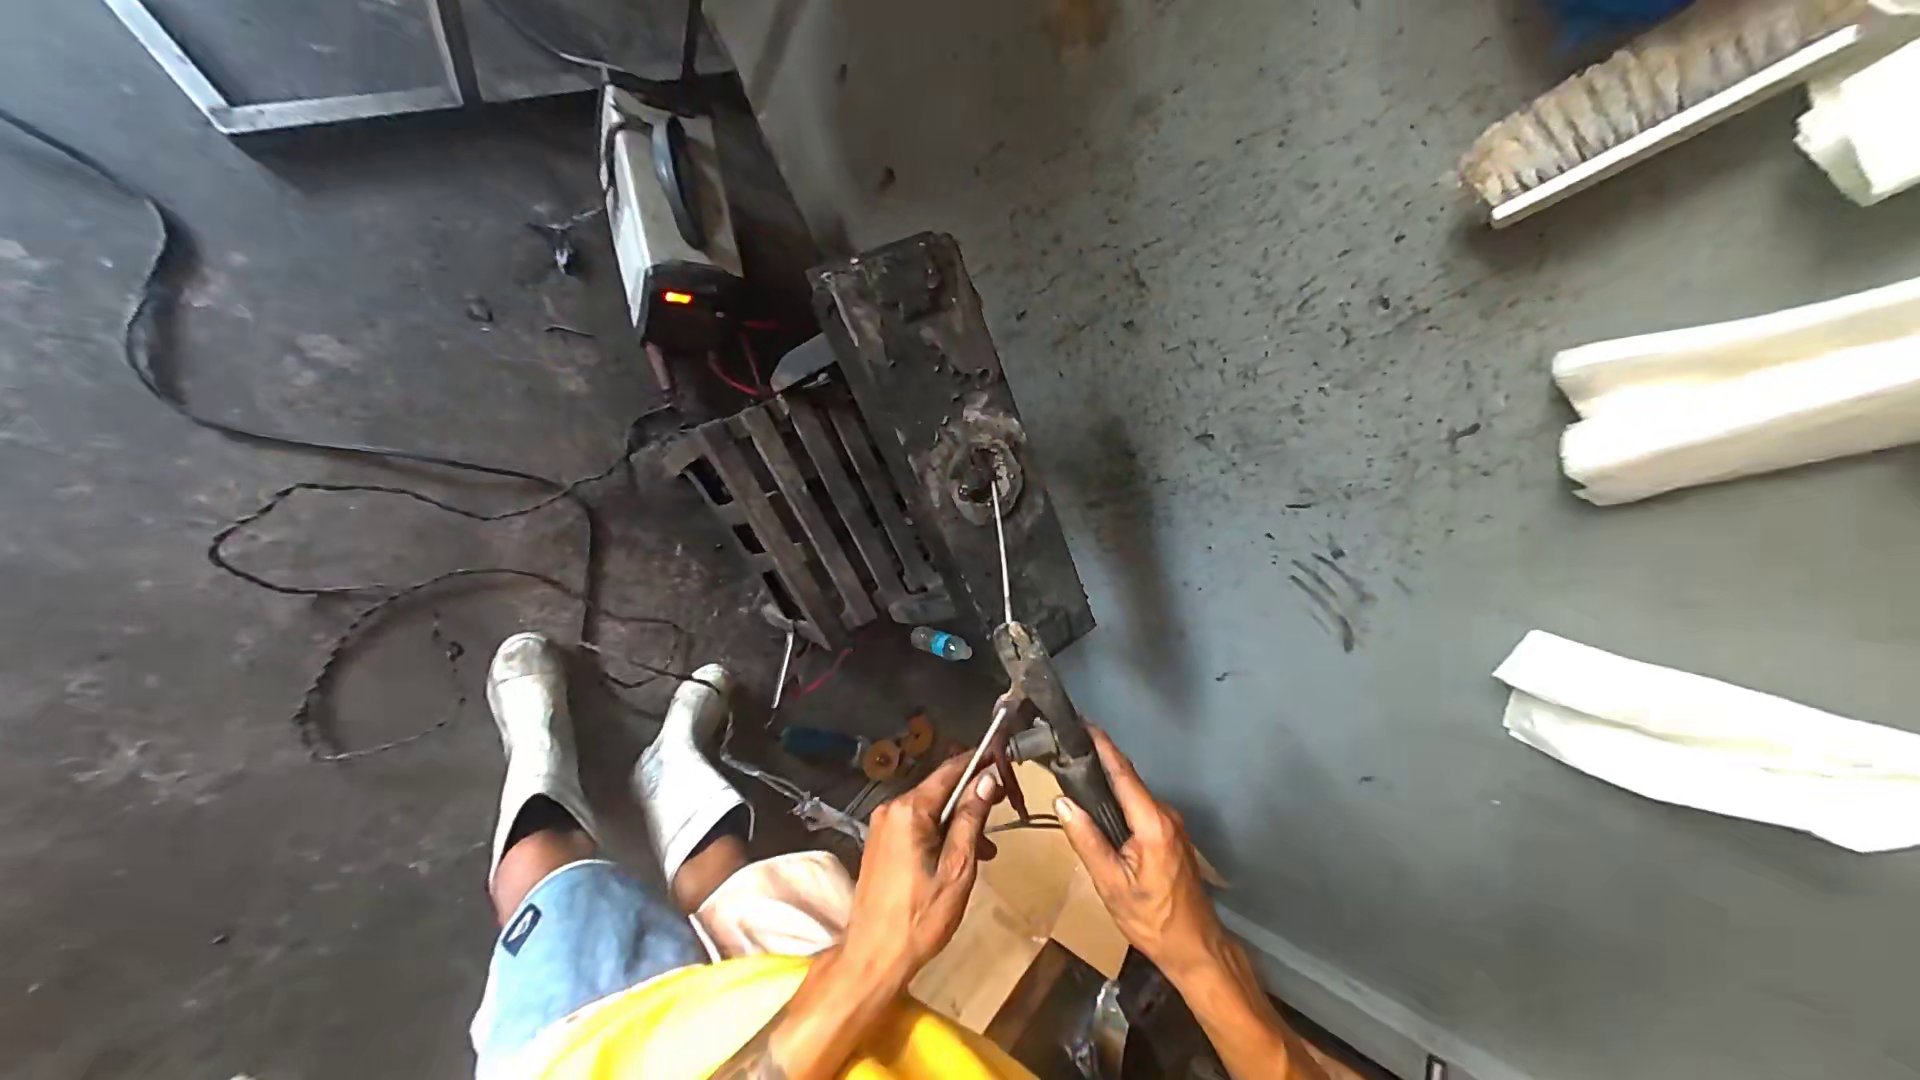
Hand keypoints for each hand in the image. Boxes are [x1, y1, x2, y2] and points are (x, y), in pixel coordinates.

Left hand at [841, 752, 1004, 987]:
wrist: (872, 957)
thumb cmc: (920, 917)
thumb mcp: (957, 868)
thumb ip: (971, 818)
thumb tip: (987, 779)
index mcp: (909, 810)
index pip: (950, 771)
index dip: (979, 763)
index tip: (1003, 760)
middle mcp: (892, 809)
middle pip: (940, 790)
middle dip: (972, 797)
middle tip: (1003, 806)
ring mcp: (882, 826)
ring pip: (930, 810)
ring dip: (959, 821)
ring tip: (986, 848)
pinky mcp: (880, 843)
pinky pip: (917, 826)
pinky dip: (941, 833)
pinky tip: (960, 856)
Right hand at [1055, 727, 1226, 980]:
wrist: (1196, 949)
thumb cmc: (1152, 919)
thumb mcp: (1111, 883)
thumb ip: (1086, 839)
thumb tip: (1062, 802)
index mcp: (1152, 821)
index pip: (1123, 772)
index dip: (1102, 745)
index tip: (1082, 723)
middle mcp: (1165, 813)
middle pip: (1128, 779)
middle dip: (1099, 761)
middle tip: (1067, 750)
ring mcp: (1172, 823)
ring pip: (1134, 794)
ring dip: (1108, 783)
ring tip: (1075, 775)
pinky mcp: (1171, 833)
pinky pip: (1140, 807)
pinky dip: (1119, 801)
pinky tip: (1099, 806)